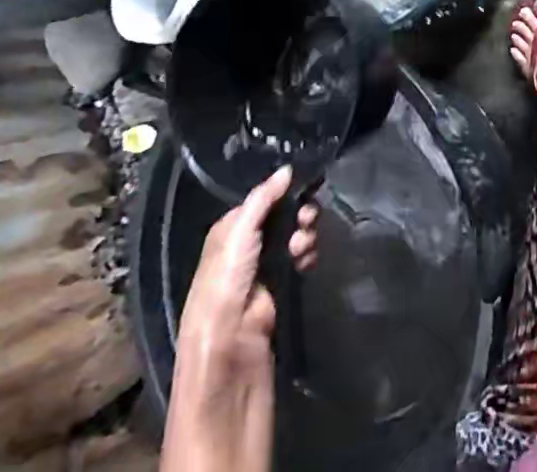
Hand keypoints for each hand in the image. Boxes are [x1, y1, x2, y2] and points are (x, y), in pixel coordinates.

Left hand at [162, 166, 319, 471]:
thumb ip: (259, 205)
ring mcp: (260, 276)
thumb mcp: (235, 242)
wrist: (228, 366)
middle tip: (312, 218)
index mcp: (224, 239)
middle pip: (275, 220)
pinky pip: (297, 264)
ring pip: (289, 240)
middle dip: (296, 213)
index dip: (278, 192)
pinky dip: (306, 255)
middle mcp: (241, 254)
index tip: (306, 182)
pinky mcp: (277, 296)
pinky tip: (311, 257)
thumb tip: (286, 171)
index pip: (255, 204)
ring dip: (303, 234)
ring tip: (309, 242)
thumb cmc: (224, 297)